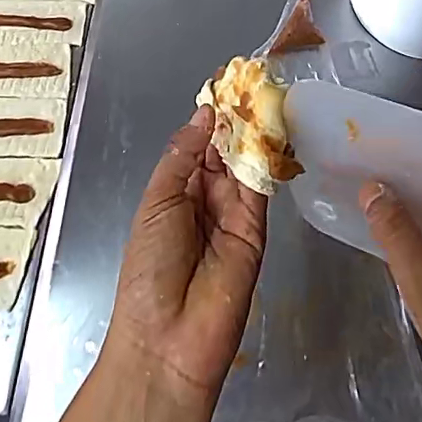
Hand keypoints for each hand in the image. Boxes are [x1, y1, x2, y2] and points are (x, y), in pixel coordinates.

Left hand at [110, 103, 267, 395]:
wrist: (168, 340)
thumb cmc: (148, 271)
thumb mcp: (156, 203)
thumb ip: (183, 156)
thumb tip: (205, 113)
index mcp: (177, 189)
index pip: (199, 143)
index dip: (211, 114)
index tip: (226, 81)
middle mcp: (207, 195)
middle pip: (226, 148)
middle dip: (237, 117)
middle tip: (253, 82)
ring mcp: (234, 211)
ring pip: (247, 162)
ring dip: (254, 133)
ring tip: (265, 97)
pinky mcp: (257, 226)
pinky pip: (262, 186)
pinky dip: (268, 159)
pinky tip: (273, 132)